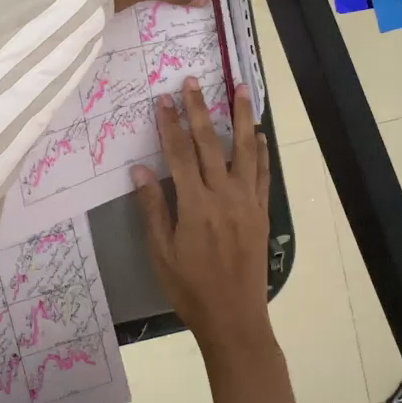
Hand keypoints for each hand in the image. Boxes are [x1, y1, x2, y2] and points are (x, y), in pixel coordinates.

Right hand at [132, 77, 272, 347]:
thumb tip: (139, 169)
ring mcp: (246, 203)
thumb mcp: (161, 252)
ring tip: (241, 89)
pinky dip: (261, 151)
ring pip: (244, 151)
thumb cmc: (190, 288)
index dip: (170, 124)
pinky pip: (262, 174)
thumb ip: (153, 208)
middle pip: (210, 144)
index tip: (164, 99)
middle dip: (199, 110)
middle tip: (193, 81)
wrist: (235, 320)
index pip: (179, 154)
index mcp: (195, 206)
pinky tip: (259, 134)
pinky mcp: (260, 212)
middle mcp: (223, 197)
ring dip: (242, 117)